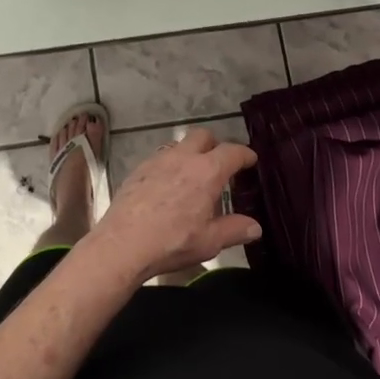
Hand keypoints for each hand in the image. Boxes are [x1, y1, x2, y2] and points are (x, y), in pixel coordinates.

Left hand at [90, 128, 260, 281]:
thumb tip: (255, 227)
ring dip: (191, 152)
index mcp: (206, 171)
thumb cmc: (172, 242)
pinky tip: (169, 185)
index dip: (245, 154)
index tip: (251, 160)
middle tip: (221, 164)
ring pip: (180, 144)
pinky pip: (161, 157)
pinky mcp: (139, 168)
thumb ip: (235, 230)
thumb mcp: (210, 241)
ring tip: (194, 175)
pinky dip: (171, 164)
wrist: (124, 243)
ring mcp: (158, 159)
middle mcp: (183, 157)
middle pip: (203, 135)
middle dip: (216, 144)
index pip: (232, 152)